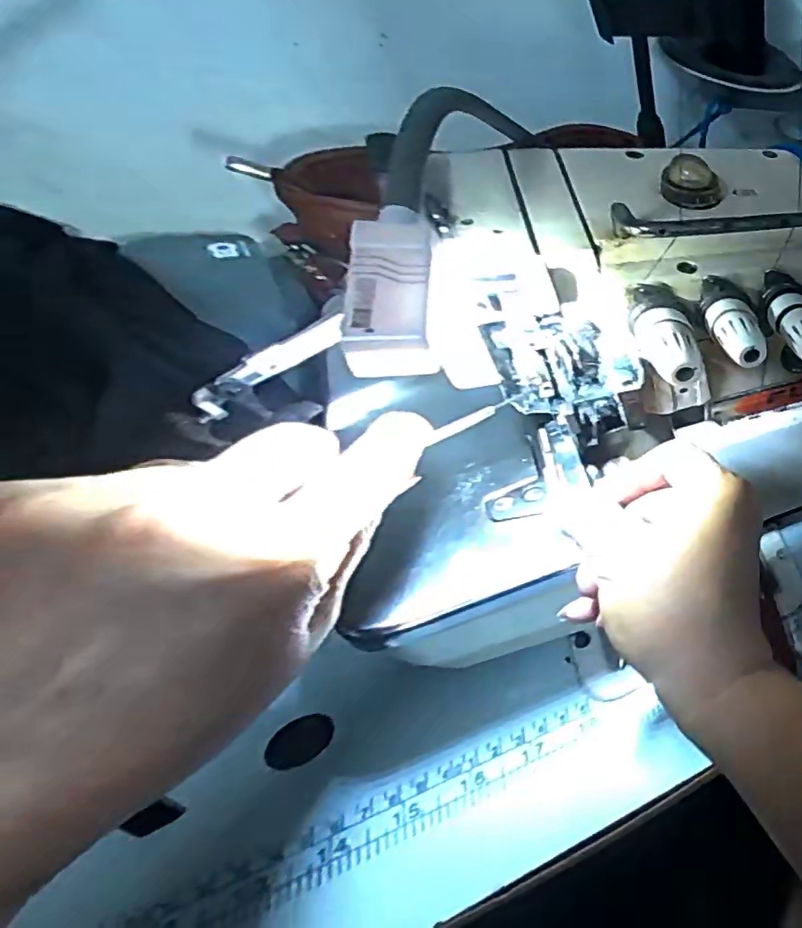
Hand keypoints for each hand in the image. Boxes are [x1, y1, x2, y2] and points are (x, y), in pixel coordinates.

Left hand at [0, 413, 429, 908]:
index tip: (401, 431)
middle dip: (301, 468)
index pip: (365, 468)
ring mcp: (92, 502)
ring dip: (191, 509)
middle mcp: (191, 513)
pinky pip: (106, 491)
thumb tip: (359, 506)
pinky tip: (87, 577)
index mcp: (274, 556)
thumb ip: (332, 564)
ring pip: (191, 473)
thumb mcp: (286, 648)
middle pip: (288, 443)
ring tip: (147, 576)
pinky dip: (115, 523)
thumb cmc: (151, 731)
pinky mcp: (13, 503)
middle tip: (275, 512)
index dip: (393, 445)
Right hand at [562, 441, 774, 718]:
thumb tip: (566, 500)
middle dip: (609, 536)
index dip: (625, 479)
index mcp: (719, 490)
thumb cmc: (668, 606)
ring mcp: (724, 541)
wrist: (712, 675)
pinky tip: (599, 610)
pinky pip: (668, 561)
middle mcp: (729, 508)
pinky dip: (634, 580)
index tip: (593, 511)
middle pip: (655, 501)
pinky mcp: (714, 572)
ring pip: (654, 536)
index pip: (668, 458)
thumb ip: (588, 519)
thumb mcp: (616, 555)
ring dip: (614, 564)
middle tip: (586, 567)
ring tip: (592, 595)